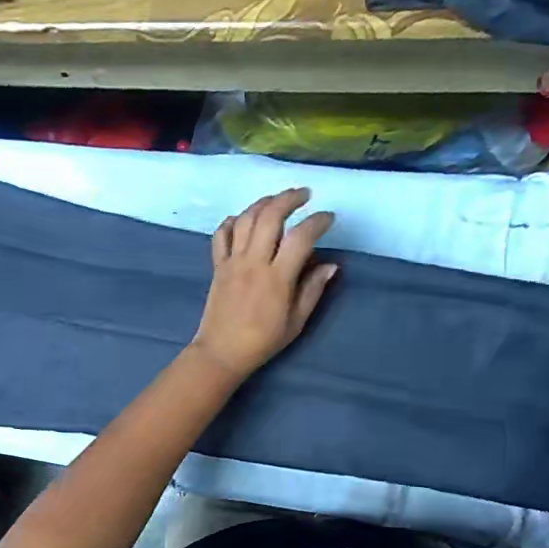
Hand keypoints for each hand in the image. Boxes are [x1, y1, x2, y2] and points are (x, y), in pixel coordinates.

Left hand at [188, 188, 339, 378]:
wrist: (221, 352)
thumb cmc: (262, 341)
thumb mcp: (296, 321)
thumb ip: (312, 290)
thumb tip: (331, 265)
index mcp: (277, 278)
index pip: (301, 237)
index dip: (318, 222)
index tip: (329, 218)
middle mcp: (253, 263)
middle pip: (270, 217)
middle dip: (289, 198)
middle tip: (305, 195)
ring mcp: (232, 262)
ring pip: (246, 219)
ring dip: (263, 203)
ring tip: (278, 199)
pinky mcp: (218, 266)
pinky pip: (222, 235)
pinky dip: (232, 221)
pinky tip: (243, 218)